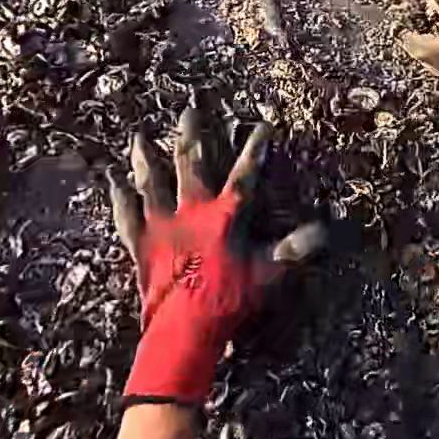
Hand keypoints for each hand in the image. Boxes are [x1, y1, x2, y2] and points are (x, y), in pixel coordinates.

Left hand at [110, 108, 323, 406]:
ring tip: (139, 137)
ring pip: (152, 180)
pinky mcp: (141, 240)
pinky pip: (127, 214)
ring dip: (146, 157)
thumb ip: (294, 250)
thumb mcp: (267, 274)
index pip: (245, 173)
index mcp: (224, 214)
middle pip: (191, 162)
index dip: (256, 148)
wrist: (184, 326)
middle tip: (188, 111)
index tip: (264, 125)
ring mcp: (162, 222)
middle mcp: (192, 209)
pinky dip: (120, 197)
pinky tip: (113, 182)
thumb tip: (325, 230)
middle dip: (191, 134)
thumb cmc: (228, 299)